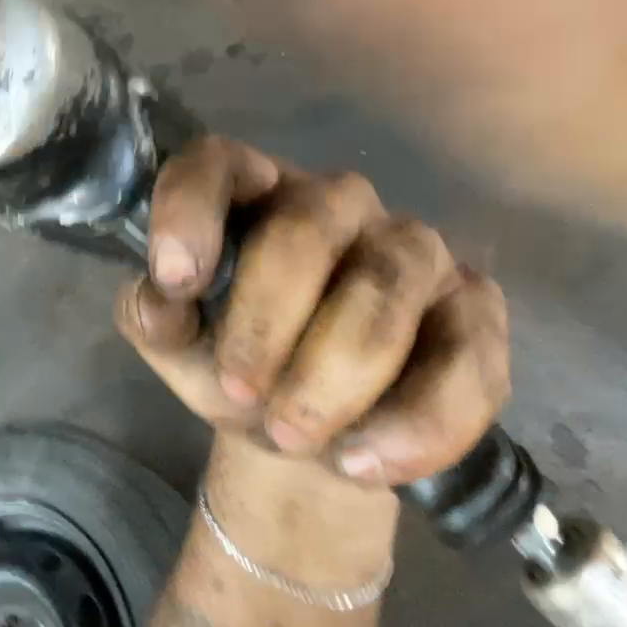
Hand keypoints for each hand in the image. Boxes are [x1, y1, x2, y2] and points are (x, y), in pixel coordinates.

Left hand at [115, 136, 509, 485]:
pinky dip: (416, 423)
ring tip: (290, 436)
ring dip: (333, 377)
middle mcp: (334, 203)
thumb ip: (154, 317)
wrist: (306, 433)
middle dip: (265, 321)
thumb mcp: (177, 346)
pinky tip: (360, 463)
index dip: (191, 209)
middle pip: (306, 228)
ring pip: (384, 287)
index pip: (217, 162)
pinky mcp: (473, 310)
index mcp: (251, 193)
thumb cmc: (232, 362)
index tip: (175, 280)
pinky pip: (467, 358)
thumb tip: (157, 302)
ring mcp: (410, 249)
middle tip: (238, 392)